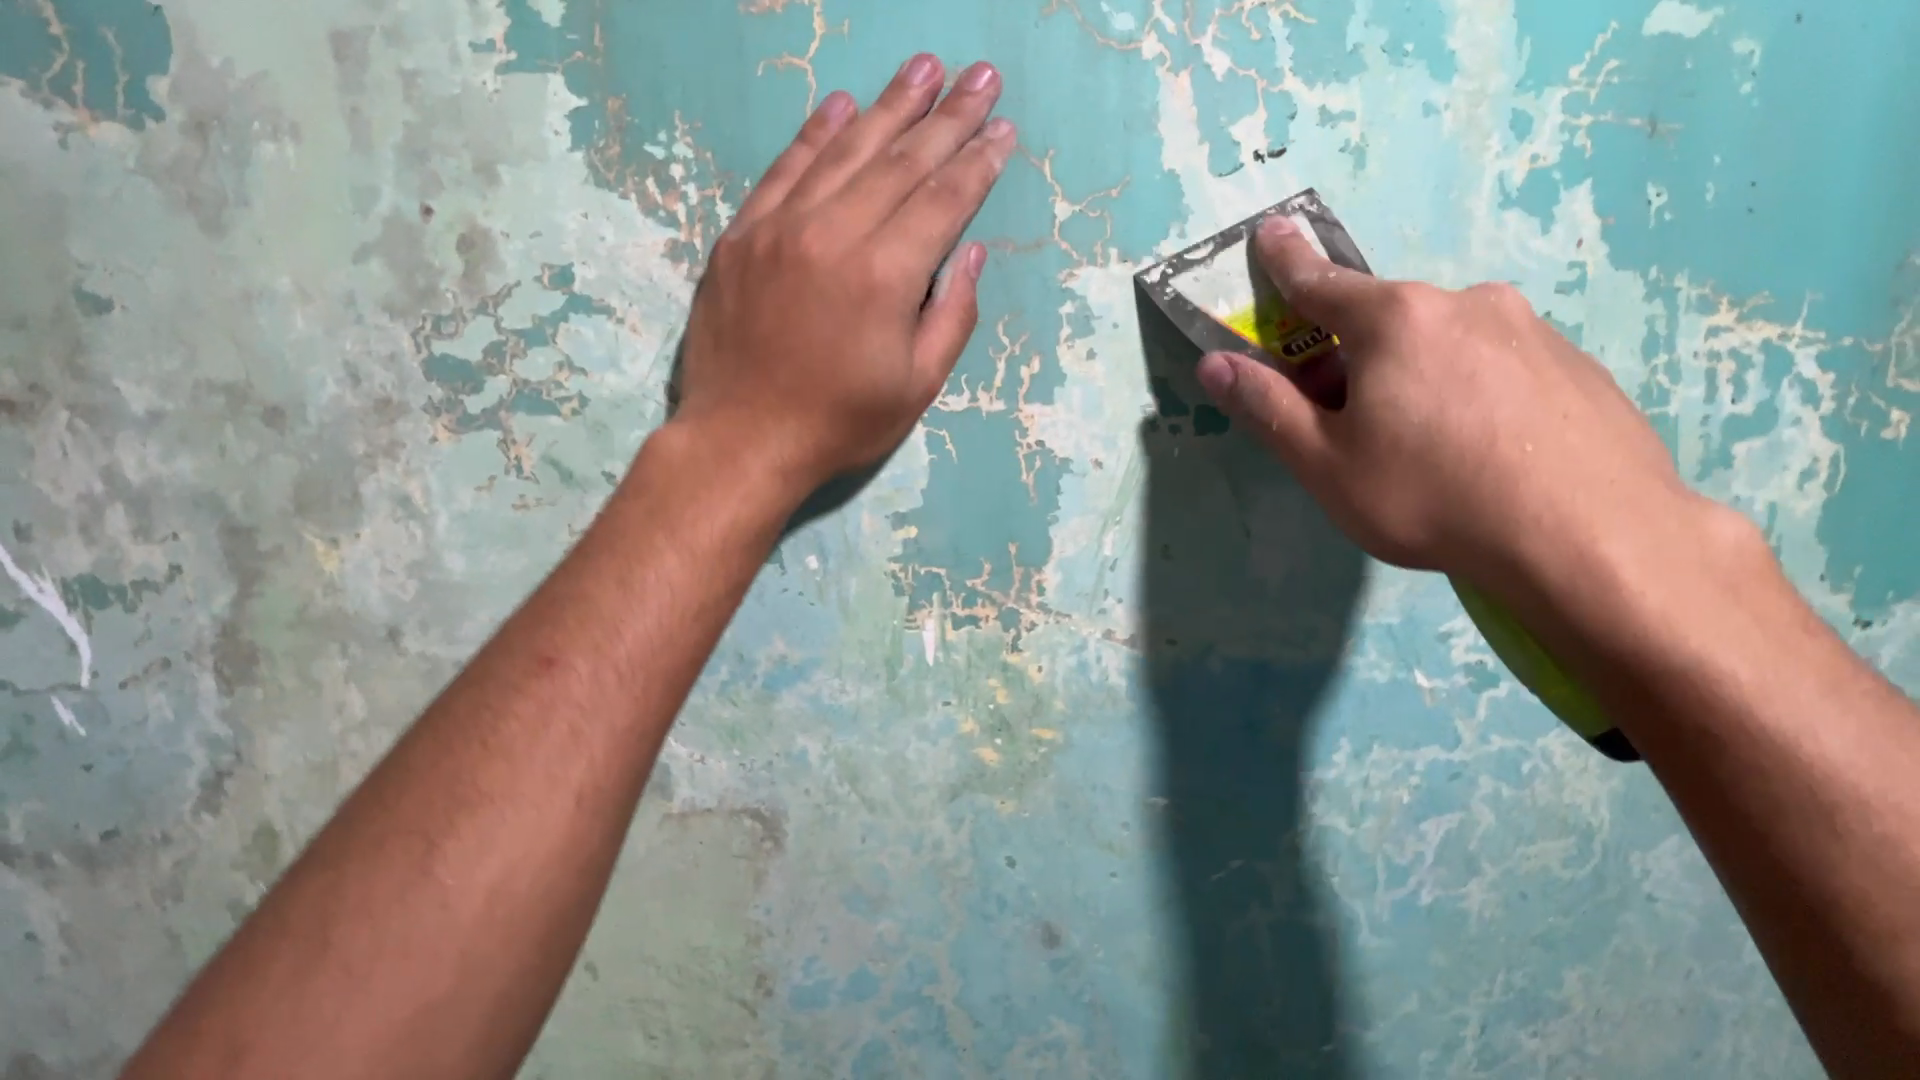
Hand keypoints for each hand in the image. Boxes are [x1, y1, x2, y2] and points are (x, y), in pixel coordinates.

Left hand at [670, 55, 1015, 494]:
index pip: (943, 201)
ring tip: (923, 69)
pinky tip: (841, 105)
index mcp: (885, 276)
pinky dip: (816, 135)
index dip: (978, 163)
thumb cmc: (839, 422)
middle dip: (947, 118)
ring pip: (844, 152)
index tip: (1003, 130)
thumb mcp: (917, 386)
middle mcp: (834, 235)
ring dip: (889, 107)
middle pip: (901, 162)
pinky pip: (785, 170)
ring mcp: (781, 228)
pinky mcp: (743, 235)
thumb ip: (953, 316)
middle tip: (980, 77)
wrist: (742, 438)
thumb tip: (973, 252)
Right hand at [1195, 215, 1709, 590]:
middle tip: (1347, 418)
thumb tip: (1214, 364)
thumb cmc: (1433, 497)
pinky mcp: (1574, 364)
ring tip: (1425, 447)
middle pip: (1385, 320)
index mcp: (1394, 321)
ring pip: (1445, 343)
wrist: (1593, 536)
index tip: (1272, 229)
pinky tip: (1483, 450)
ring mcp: (1529, 329)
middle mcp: (1464, 304)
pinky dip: (1472, 391)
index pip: (1320, 281)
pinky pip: (1497, 365)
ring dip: (1416, 375)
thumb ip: (1268, 409)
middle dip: (1353, 354)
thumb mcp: (1327, 465)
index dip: (1286, 261)